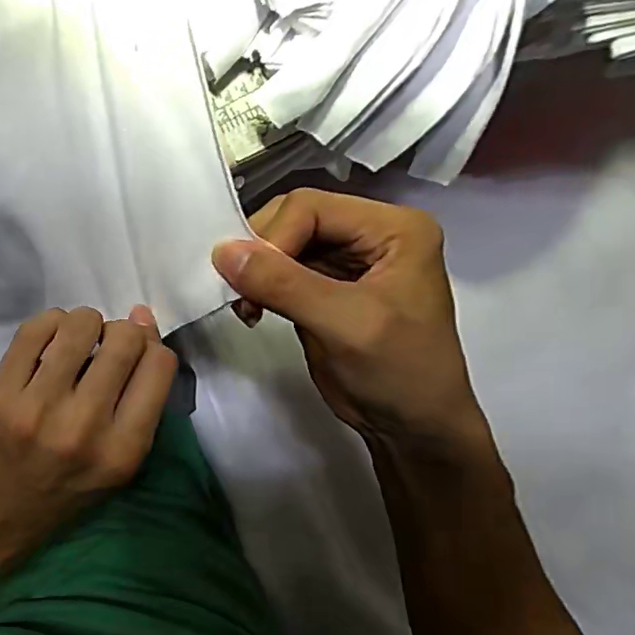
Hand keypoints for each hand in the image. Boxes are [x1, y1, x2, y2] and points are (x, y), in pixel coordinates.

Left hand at [0, 305, 177, 556]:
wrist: (2, 515)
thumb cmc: (72, 488)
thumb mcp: (122, 458)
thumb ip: (142, 394)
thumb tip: (144, 316)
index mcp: (124, 449)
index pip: (159, 365)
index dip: (152, 347)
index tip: (137, 354)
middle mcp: (83, 427)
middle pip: (123, 339)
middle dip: (122, 332)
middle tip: (106, 346)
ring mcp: (37, 409)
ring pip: (79, 325)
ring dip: (86, 324)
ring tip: (77, 342)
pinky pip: (34, 329)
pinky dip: (51, 324)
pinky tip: (51, 342)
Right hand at [212, 188, 489, 451]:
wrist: (412, 427)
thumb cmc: (398, 372)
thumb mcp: (345, 324)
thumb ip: (285, 284)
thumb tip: (222, 251)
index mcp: (393, 228)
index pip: (311, 208)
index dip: (273, 239)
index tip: (249, 284)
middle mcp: (369, 235)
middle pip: (293, 219)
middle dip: (261, 254)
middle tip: (243, 296)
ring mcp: (345, 261)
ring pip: (281, 244)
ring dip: (256, 272)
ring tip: (247, 307)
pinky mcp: (323, 288)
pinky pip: (280, 271)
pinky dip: (259, 287)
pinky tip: (253, 310)